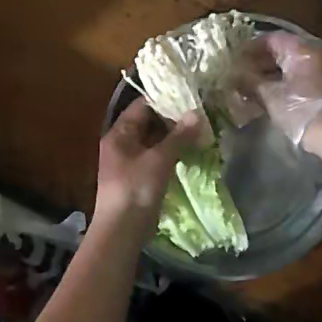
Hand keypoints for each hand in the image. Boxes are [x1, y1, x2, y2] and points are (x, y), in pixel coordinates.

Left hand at [96, 98, 203, 221]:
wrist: (122, 228)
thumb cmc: (136, 189)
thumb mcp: (158, 159)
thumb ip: (178, 136)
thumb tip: (196, 113)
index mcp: (118, 134)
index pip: (140, 107)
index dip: (163, 99)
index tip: (190, 93)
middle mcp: (121, 144)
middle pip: (147, 123)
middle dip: (172, 118)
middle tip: (202, 110)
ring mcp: (129, 161)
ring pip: (153, 140)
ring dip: (174, 135)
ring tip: (203, 126)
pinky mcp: (139, 176)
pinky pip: (156, 156)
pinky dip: (172, 151)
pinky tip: (192, 149)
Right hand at [240, 31, 321, 149]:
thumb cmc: (302, 110)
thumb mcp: (270, 96)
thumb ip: (248, 81)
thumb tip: (230, 74)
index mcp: (304, 48)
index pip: (272, 38)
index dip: (249, 48)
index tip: (232, 61)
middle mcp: (320, 52)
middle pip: (284, 50)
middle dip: (259, 62)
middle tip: (239, 76)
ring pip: (293, 63)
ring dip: (272, 73)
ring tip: (251, 88)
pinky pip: (304, 74)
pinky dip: (286, 80)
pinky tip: (270, 95)